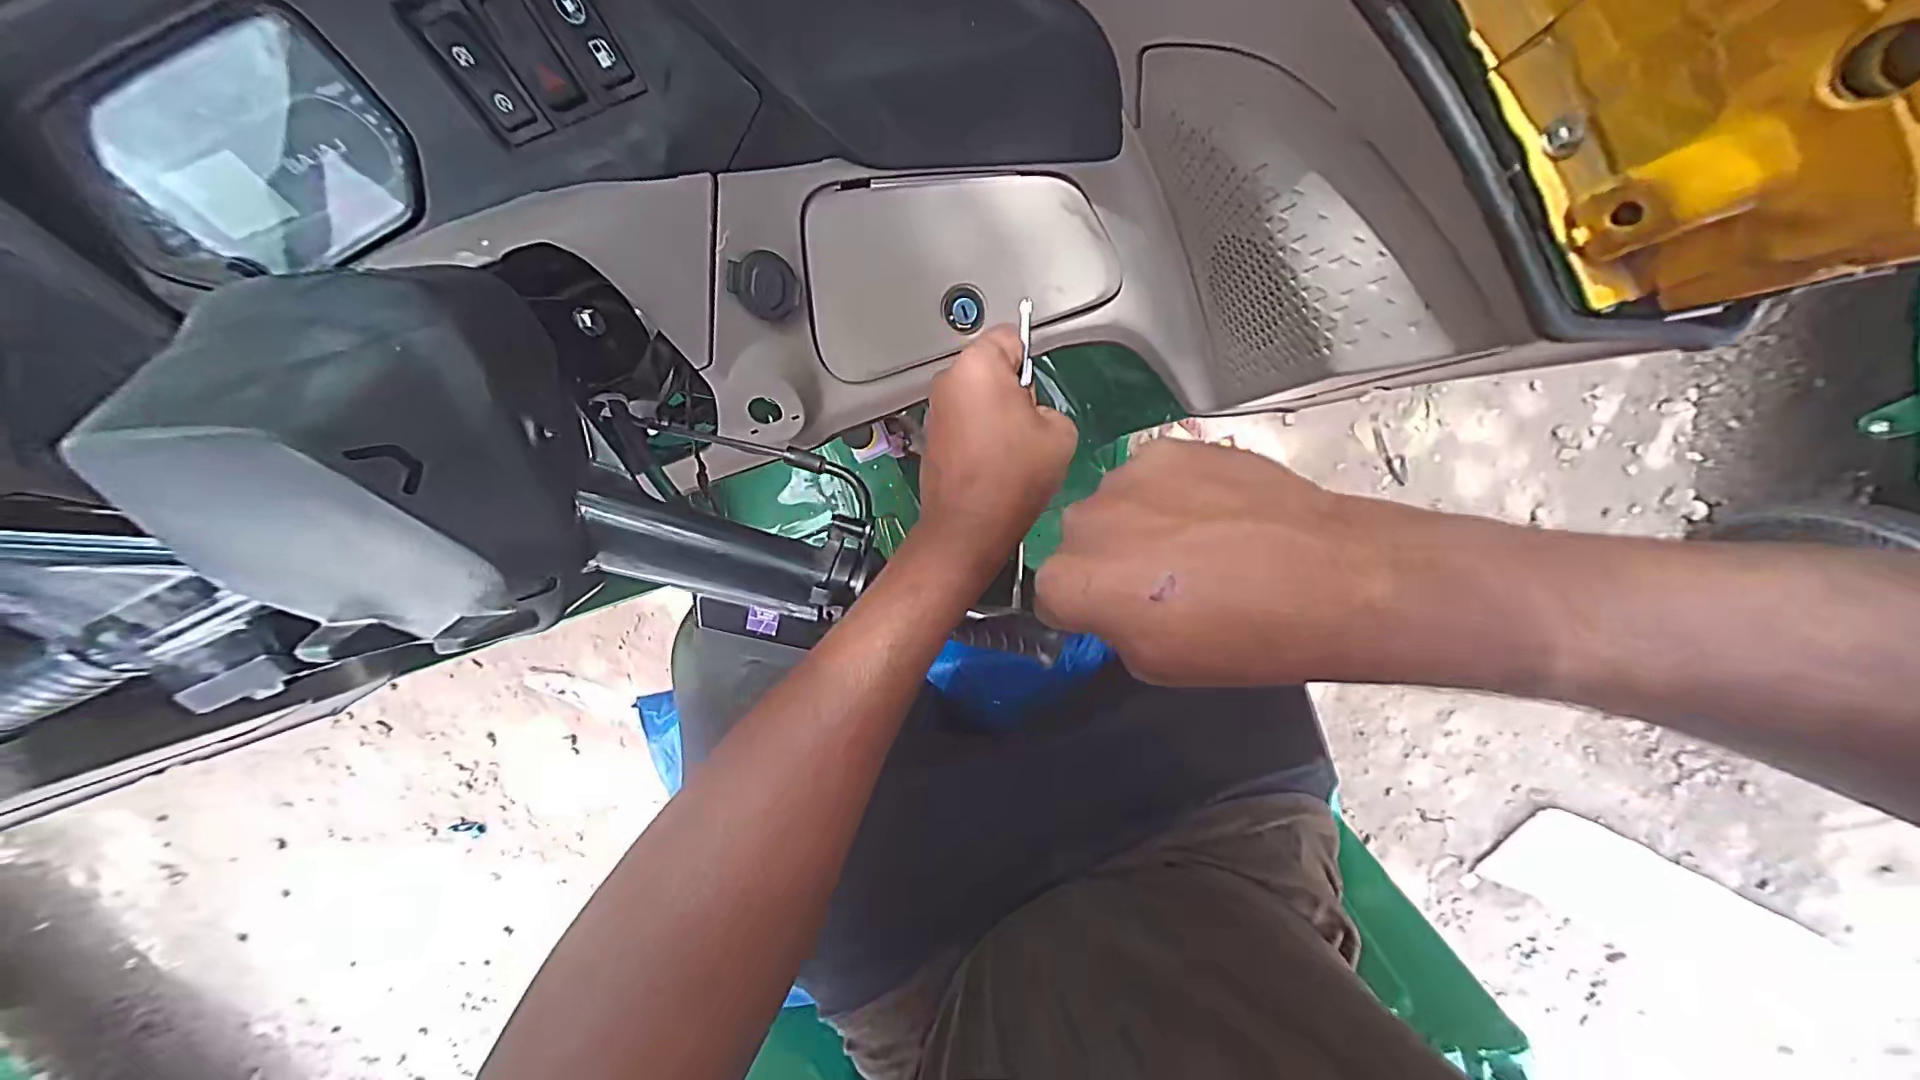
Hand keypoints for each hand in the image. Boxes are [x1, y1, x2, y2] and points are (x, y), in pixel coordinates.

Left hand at [916, 325, 1078, 572]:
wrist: (970, 525)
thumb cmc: (1012, 476)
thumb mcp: (1060, 432)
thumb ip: (1049, 404)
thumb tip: (1032, 412)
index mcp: (978, 365)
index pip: (1011, 335)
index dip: (1032, 359)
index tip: (1038, 388)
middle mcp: (948, 381)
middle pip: (991, 368)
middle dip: (1012, 388)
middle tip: (1029, 424)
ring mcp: (935, 410)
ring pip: (977, 396)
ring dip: (994, 412)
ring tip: (1012, 447)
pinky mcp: (930, 436)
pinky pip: (963, 421)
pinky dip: (978, 433)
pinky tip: (993, 460)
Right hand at [1035, 439, 1427, 684]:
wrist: (1331, 576)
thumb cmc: (1246, 637)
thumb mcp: (1155, 663)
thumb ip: (1108, 628)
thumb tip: (1108, 604)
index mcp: (1072, 583)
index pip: (1049, 593)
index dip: (1083, 607)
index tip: (1114, 611)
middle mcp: (1084, 523)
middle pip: (1076, 543)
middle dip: (1104, 560)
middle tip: (1160, 579)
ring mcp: (1125, 479)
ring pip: (1111, 505)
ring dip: (1136, 522)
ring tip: (1196, 542)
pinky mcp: (1166, 448)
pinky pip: (1148, 475)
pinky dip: (1168, 492)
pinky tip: (1212, 512)